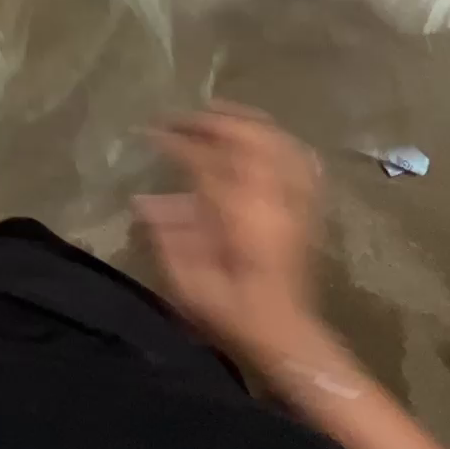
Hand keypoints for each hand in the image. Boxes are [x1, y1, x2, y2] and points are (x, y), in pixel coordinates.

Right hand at [132, 101, 326, 364]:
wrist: (285, 335)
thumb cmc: (230, 309)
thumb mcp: (186, 279)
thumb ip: (167, 235)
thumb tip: (143, 201)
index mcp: (235, 213)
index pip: (201, 159)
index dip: (174, 141)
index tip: (151, 132)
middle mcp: (268, 199)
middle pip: (244, 138)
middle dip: (211, 121)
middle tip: (183, 116)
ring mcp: (293, 202)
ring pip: (275, 143)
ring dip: (247, 123)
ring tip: (221, 113)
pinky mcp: (307, 211)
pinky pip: (300, 163)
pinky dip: (281, 143)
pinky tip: (267, 136)